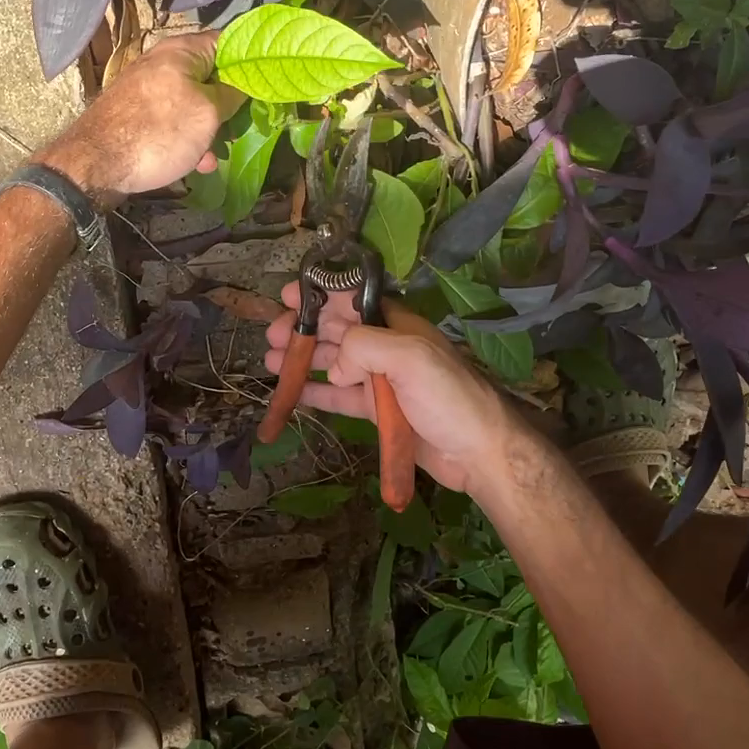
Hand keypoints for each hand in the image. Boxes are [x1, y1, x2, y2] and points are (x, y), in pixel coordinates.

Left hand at [34, 31, 244, 206]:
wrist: (95, 165)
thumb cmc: (158, 133)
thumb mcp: (208, 113)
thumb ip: (233, 94)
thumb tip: (245, 83)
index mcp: (182, 51)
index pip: (229, 40)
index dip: (252, 58)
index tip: (272, 78)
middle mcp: (163, 63)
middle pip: (212, 75)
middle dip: (232, 102)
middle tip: (247, 124)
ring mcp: (148, 90)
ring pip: (195, 103)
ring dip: (211, 128)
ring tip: (217, 153)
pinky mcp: (138, 116)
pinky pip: (174, 122)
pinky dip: (188, 140)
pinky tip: (195, 164)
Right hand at [262, 283, 530, 496]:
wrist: (479, 453)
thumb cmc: (449, 397)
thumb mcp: (409, 357)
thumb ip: (364, 347)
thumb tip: (335, 365)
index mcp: (395, 325)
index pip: (350, 300)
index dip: (319, 295)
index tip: (287, 296)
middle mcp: (385, 347)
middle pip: (335, 331)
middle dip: (302, 329)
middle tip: (271, 336)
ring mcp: (380, 380)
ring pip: (332, 363)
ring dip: (301, 360)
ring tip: (269, 362)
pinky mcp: (377, 411)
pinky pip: (338, 398)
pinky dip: (314, 393)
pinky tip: (290, 394)